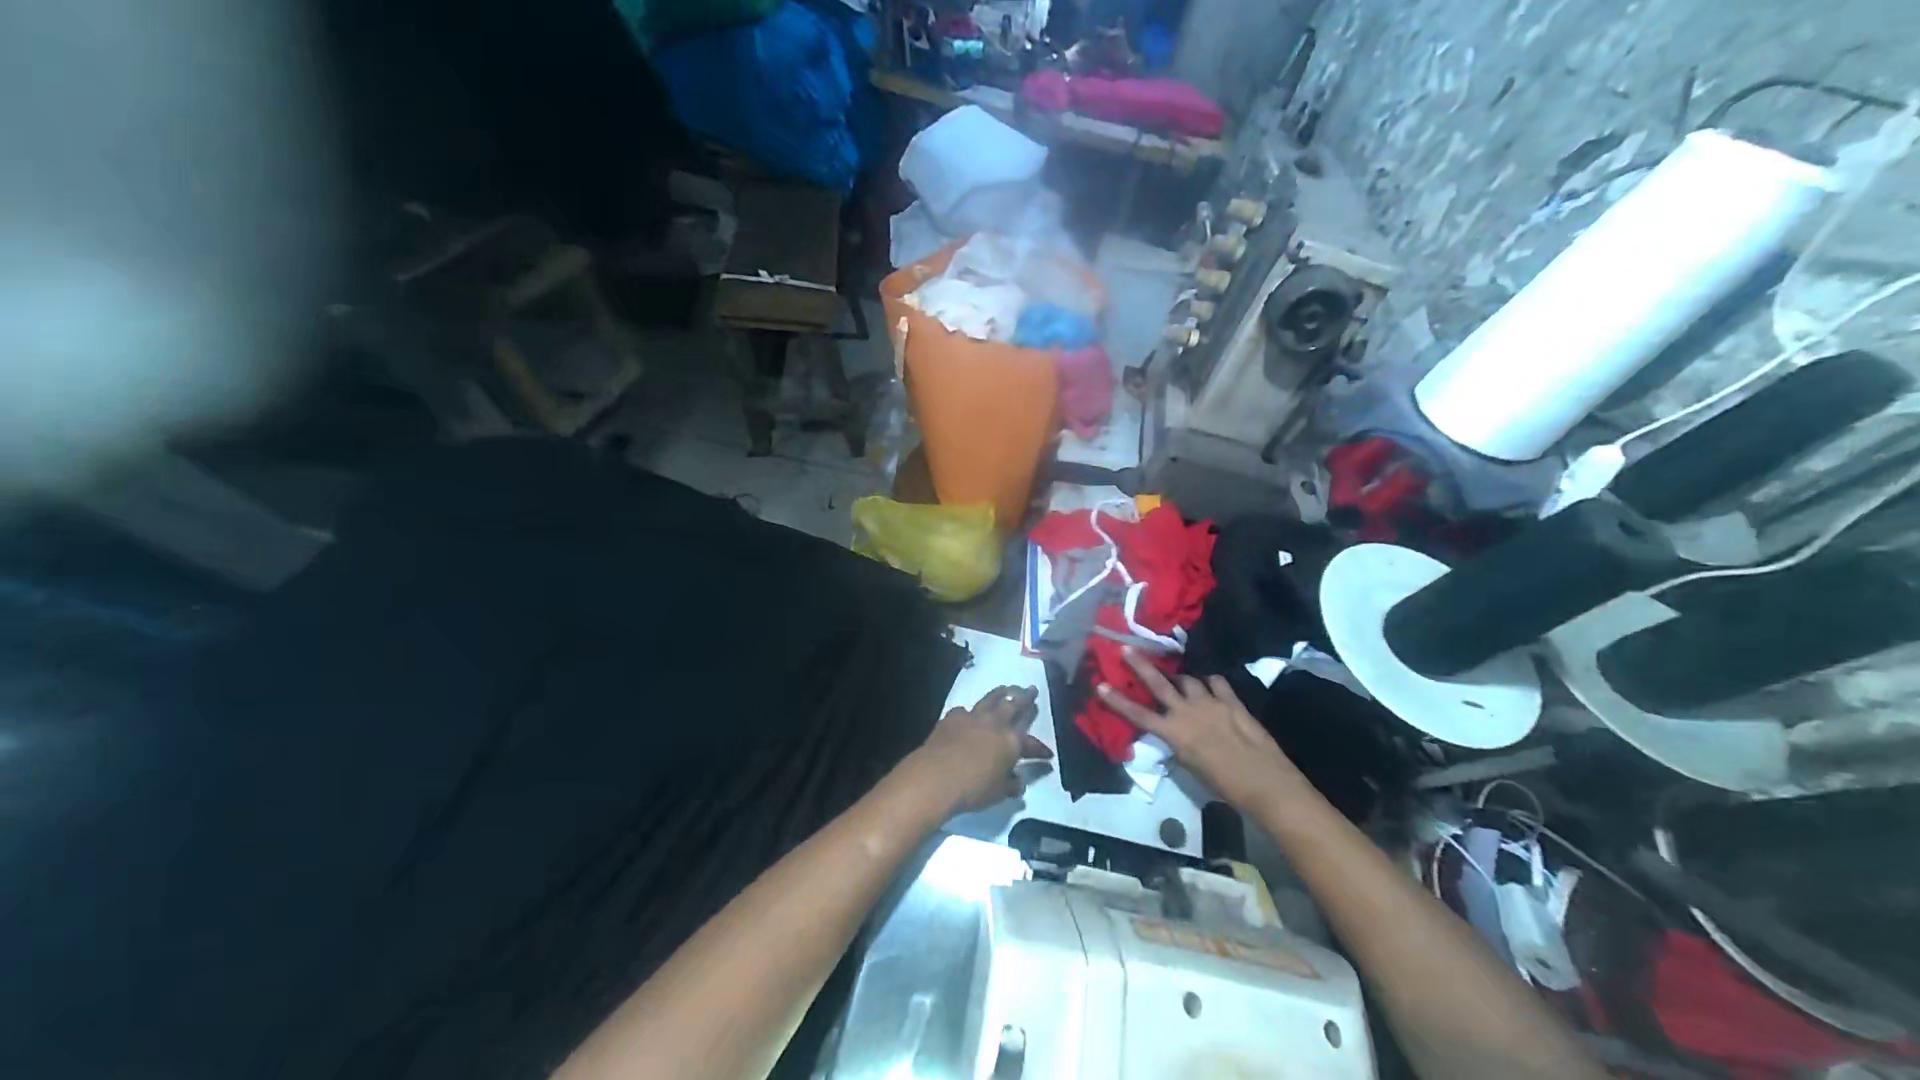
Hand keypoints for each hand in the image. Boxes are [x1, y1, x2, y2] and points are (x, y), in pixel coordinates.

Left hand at [908, 685, 1051, 813]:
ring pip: (990, 700)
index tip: (1048, 755)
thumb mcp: (998, 792)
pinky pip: (964, 711)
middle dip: (1025, 698)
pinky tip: (968, 714)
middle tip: (1032, 689)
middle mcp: (994, 724)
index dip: (1040, 749)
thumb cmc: (973, 788)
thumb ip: (1010, 785)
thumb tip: (1018, 783)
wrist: (936, 776)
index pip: (1031, 744)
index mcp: (1011, 742)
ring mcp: (972, 718)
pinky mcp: (951, 719)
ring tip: (1006, 688)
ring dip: (1000, 693)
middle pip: (1014, 705)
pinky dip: (969, 712)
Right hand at [1097, 648, 1305, 811]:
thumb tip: (1176, 736)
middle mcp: (1188, 712)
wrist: (1264, 782)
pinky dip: (1210, 683)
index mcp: (1174, 734)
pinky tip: (1210, 685)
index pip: (1138, 714)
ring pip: (1188, 680)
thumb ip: (1180, 746)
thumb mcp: (1192, 768)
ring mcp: (1211, 703)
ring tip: (1177, 679)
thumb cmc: (1224, 785)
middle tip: (1126, 648)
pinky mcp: (1232, 701)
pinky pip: (1216, 682)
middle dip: (1140, 665)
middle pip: (1159, 684)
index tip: (1100, 685)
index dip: (1117, 700)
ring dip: (1180, 678)